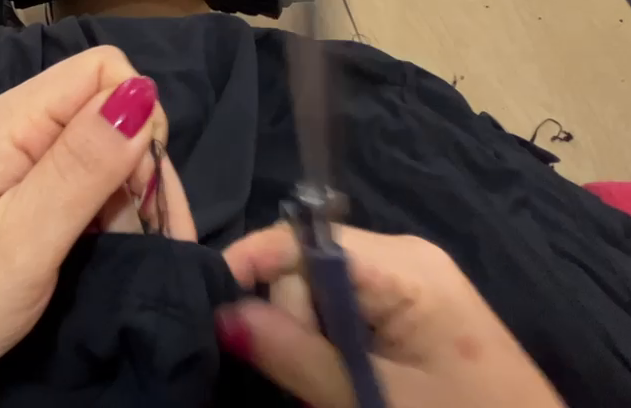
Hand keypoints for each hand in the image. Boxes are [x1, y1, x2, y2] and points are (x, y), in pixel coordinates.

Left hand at [0, 46, 175, 407]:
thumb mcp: (22, 239)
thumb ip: (82, 166)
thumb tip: (143, 92)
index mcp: (15, 120)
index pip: (104, 69)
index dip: (139, 118)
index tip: (140, 190)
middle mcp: (19, 126)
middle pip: (109, 110)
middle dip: (142, 166)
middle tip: (141, 237)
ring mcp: (18, 159)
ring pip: (103, 150)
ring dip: (128, 197)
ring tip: (120, 253)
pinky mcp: (20, 192)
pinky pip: (83, 181)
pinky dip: (108, 213)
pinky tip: (104, 251)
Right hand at [214, 225, 564, 407]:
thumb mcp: (375, 402)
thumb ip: (295, 355)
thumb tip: (219, 312)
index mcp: (403, 264)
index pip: (299, 241)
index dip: (252, 267)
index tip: (216, 310)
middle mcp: (404, 256)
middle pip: (306, 264)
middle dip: (293, 318)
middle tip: (314, 381)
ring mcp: (411, 281)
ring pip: (321, 289)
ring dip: (311, 336)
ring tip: (337, 389)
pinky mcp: (414, 309)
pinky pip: (347, 308)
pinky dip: (333, 342)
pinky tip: (349, 379)